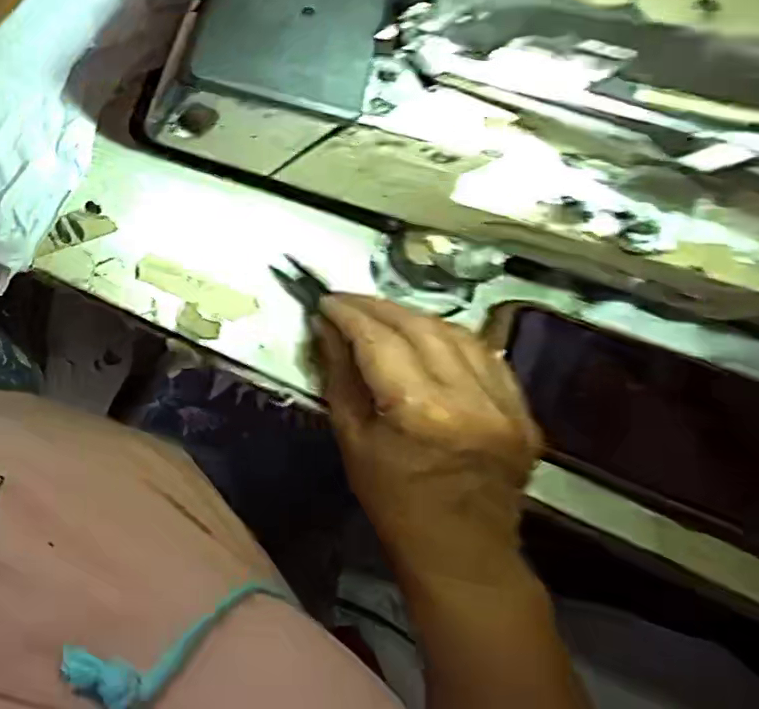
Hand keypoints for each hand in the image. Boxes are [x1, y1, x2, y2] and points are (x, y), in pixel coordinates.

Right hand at [314, 295, 544, 589]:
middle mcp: (472, 402)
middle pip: (422, 329)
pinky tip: (422, 335)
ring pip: (458, 336)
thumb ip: (340, 373)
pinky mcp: (524, 414)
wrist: (461, 548)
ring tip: (377, 312)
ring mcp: (507, 408)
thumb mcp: (349, 431)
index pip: (380, 340)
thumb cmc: (389, 494)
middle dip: (377, 307)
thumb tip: (326, 327)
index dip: (348, 313)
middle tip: (343, 300)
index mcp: (422, 412)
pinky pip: (486, 357)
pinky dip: (449, 337)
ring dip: (413, 316)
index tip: (322, 300)